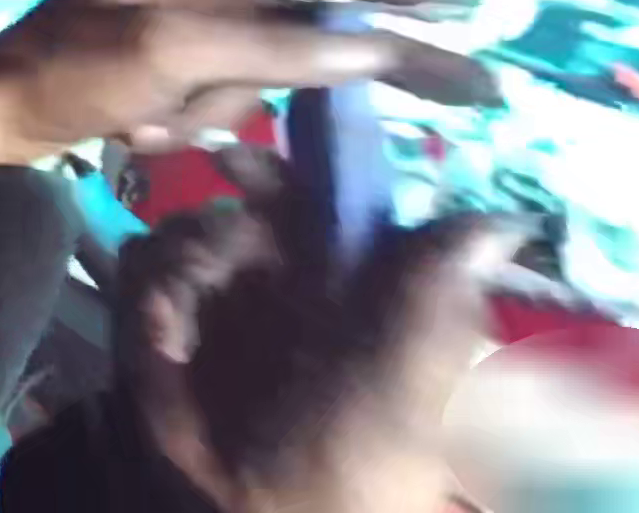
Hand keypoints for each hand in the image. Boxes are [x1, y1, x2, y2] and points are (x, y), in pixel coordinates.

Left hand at [0, 0, 494, 167]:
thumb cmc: (67, 70)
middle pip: (290, 22)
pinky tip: (133, 131)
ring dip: (209, 112)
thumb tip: (372, 48)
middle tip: (462, 91)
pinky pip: (205, 106)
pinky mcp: (152, 79)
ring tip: (150, 120)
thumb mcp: (164, 51)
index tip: (459, 4)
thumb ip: (265, 46)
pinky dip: (179, 126)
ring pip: (247, 78)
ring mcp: (166, 38)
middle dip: (329, 66)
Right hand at [115, 195, 525, 512]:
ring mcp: (211, 288)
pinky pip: (142, 254)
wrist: (231, 503)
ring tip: (187, 313)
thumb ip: (432, 299)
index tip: (238, 160)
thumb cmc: (337, 454)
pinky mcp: (153, 299)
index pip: (313, 208)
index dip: (283, 174)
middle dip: (224, 214)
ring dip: (184, 257)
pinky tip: (162, 325)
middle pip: (239, 204)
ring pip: (184, 224)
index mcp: (341, 292)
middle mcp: (276, 280)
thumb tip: (496, 217)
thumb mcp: (404, 385)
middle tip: (211, 228)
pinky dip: (149, 283)